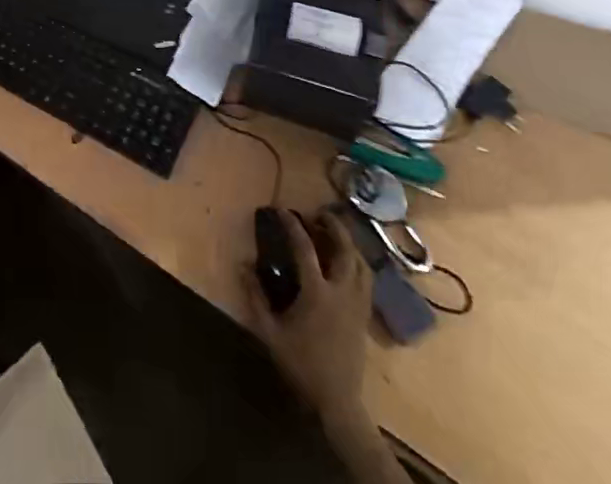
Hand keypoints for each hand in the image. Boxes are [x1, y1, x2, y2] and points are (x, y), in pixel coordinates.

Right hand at [239, 209, 373, 421]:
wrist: (337, 399)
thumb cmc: (301, 365)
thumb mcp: (270, 332)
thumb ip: (256, 297)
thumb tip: (243, 266)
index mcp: (317, 292)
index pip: (305, 249)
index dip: (293, 226)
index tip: (283, 211)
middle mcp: (342, 290)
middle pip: (344, 248)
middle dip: (334, 226)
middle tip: (320, 214)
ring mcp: (358, 302)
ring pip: (361, 261)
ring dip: (349, 242)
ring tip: (336, 233)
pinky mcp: (365, 313)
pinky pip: (367, 277)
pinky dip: (359, 261)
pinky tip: (350, 262)